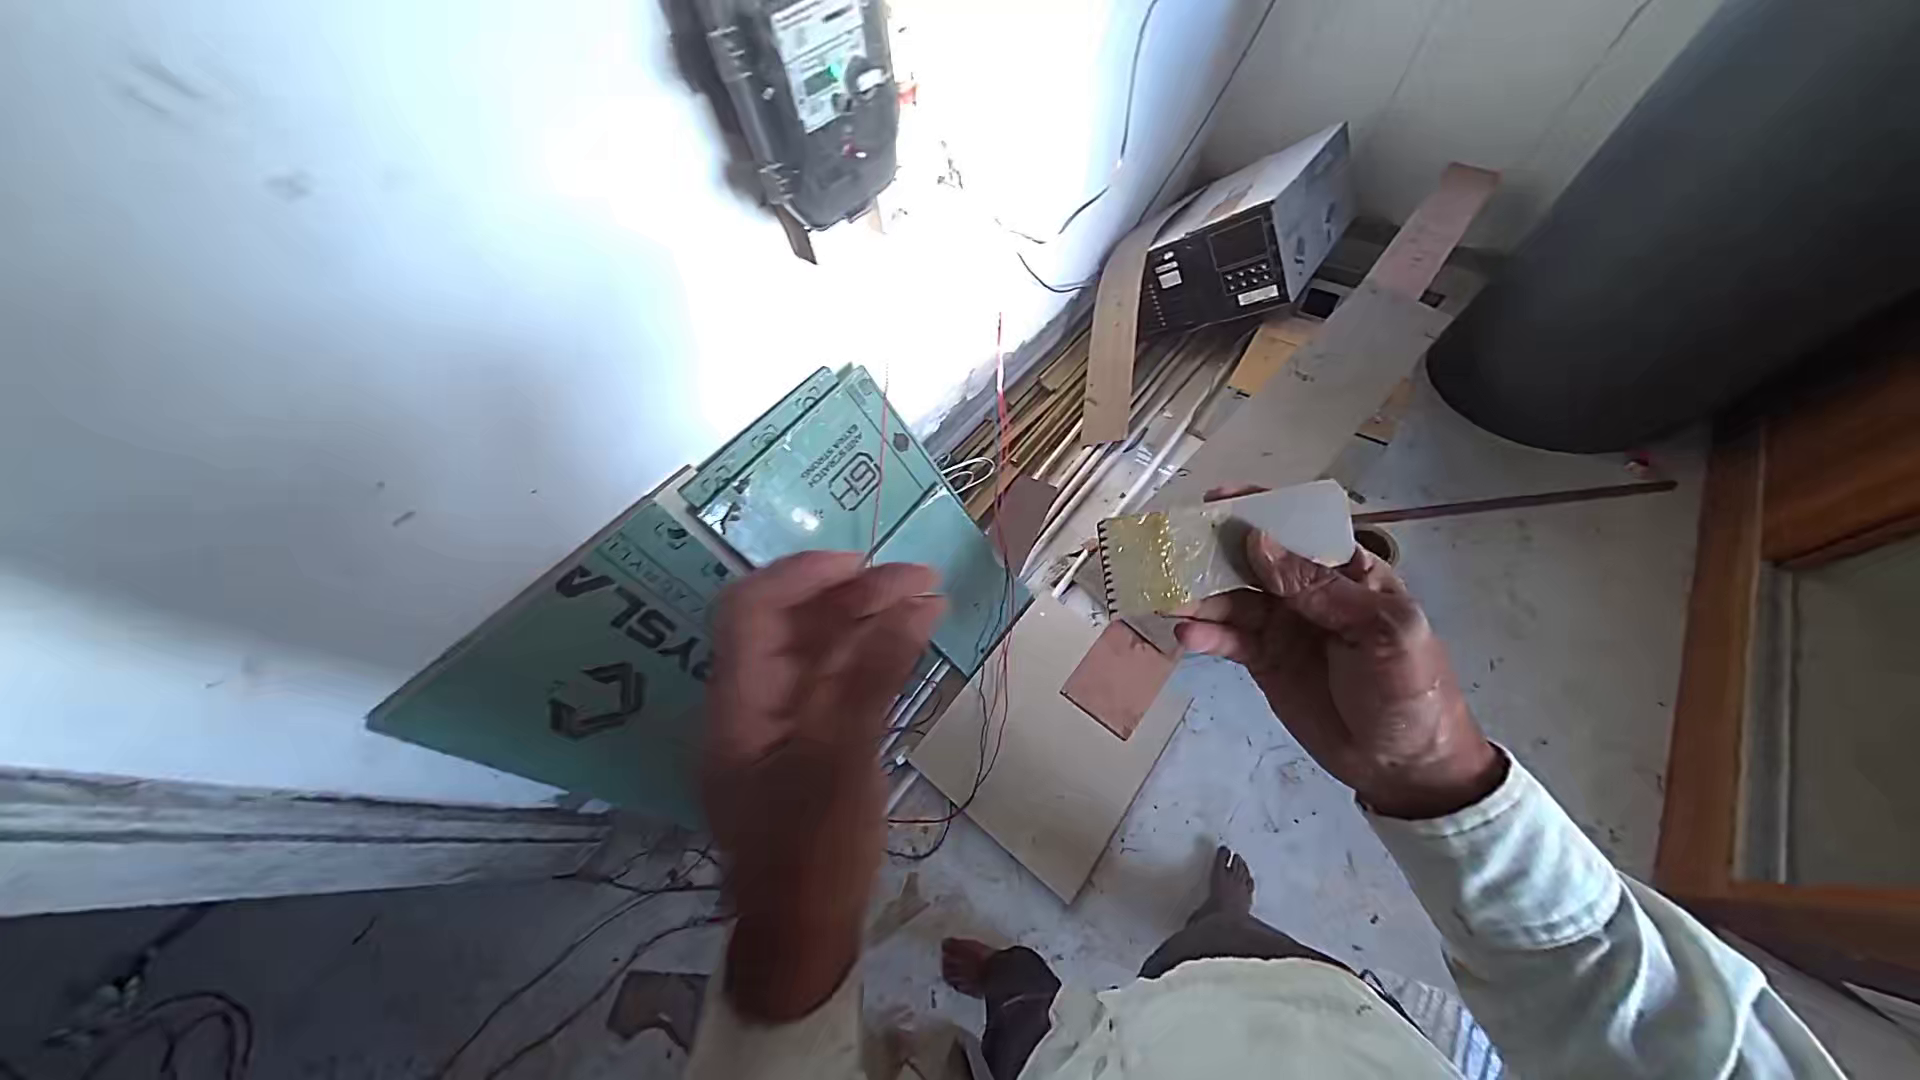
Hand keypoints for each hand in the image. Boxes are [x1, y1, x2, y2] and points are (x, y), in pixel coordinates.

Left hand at [703, 551, 944, 1020]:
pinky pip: (840, 673)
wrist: (806, 929)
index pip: (752, 610)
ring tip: (926, 595)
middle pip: (794, 622)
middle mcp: (754, 698)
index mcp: (738, 703)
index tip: (861, 562)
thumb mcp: (844, 761)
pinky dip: (875, 649)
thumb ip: (874, 677)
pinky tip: (912, 634)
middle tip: (918, 577)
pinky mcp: (812, 729)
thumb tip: (915, 605)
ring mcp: (784, 714)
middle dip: (853, 592)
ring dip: (869, 615)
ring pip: (821, 644)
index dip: (801, 575)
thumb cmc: (813, 854)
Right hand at [1173, 526, 1504, 819]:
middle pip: (1251, 562)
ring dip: (1198, 597)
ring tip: (1167, 598)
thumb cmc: (1410, 690)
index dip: (1258, 510)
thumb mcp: (1381, 631)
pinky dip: (1204, 634)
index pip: (1297, 529)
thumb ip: (1318, 587)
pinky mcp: (1261, 659)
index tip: (1215, 500)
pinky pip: (1226, 638)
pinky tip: (1187, 635)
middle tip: (1173, 552)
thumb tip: (1258, 542)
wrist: (1403, 767)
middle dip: (1212, 554)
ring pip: (1230, 600)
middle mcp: (1305, 592)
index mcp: (1344, 573)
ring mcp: (1280, 625)